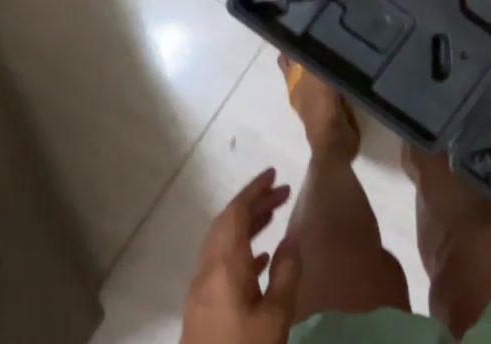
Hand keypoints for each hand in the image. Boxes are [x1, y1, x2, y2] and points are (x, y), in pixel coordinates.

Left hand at [179, 168, 299, 343]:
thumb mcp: (277, 315)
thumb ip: (286, 272)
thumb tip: (290, 239)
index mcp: (223, 270)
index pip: (234, 216)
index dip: (253, 191)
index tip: (275, 174)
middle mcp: (206, 275)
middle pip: (225, 227)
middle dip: (253, 205)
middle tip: (283, 191)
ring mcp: (200, 294)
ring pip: (221, 246)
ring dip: (246, 226)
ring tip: (276, 216)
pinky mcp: (202, 311)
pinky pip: (220, 265)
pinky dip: (241, 250)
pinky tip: (262, 258)